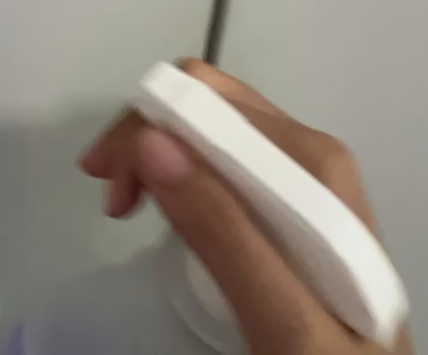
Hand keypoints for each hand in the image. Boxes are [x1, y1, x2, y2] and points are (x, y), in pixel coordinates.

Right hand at [80, 59, 413, 354]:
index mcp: (315, 164)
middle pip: (202, 102)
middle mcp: (308, 152)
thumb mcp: (287, 327)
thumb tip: (150, 139)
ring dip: (152, 149)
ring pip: (203, 123)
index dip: (146, 128)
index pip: (206, 100)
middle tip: (112, 199)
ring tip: (126, 205)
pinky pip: (214, 153)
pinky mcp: (287, 199)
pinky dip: (173, 166)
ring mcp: (299, 174)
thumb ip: (224, 235)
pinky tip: (163, 207)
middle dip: (142, 135)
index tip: (113, 188)